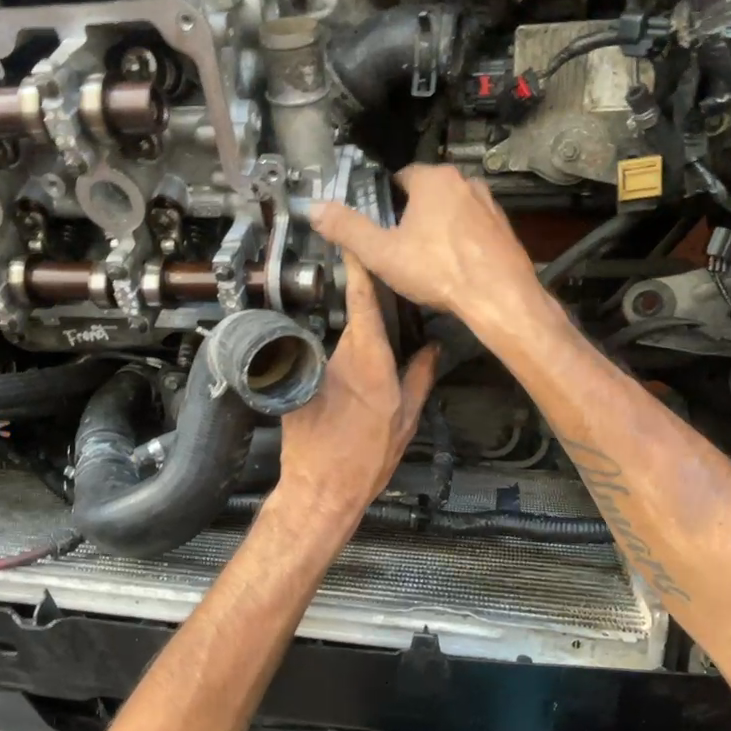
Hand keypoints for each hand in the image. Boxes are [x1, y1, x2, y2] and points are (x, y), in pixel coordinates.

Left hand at [273, 252, 438, 520]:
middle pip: (353, 323)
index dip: (359, 266)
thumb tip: (432, 350)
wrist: (321, 489)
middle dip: (368, 318)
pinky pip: (320, 368)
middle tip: (388, 319)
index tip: (356, 241)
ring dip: (353, 353)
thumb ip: (420, 379)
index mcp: (370, 359)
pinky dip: (333, 374)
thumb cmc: (367, 459)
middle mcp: (339, 357)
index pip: (362, 299)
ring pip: (338, 347)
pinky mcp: (297, 385)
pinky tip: (342, 397)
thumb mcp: (406, 421)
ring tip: (368, 376)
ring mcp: (315, 370)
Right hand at [309, 164, 544, 329]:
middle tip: (399, 250)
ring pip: (452, 211)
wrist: (498, 296)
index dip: (385, 202)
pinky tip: (454, 268)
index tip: (379, 227)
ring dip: (438, 230)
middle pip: (427, 194)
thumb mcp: (381, 253)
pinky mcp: (504, 227)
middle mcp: (464, 181)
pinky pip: (472, 230)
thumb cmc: (438, 270)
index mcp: (432, 179)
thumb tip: (313, 208)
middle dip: (412, 217)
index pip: (400, 178)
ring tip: (427, 262)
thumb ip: (347, 229)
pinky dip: (461, 243)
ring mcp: (488, 204)